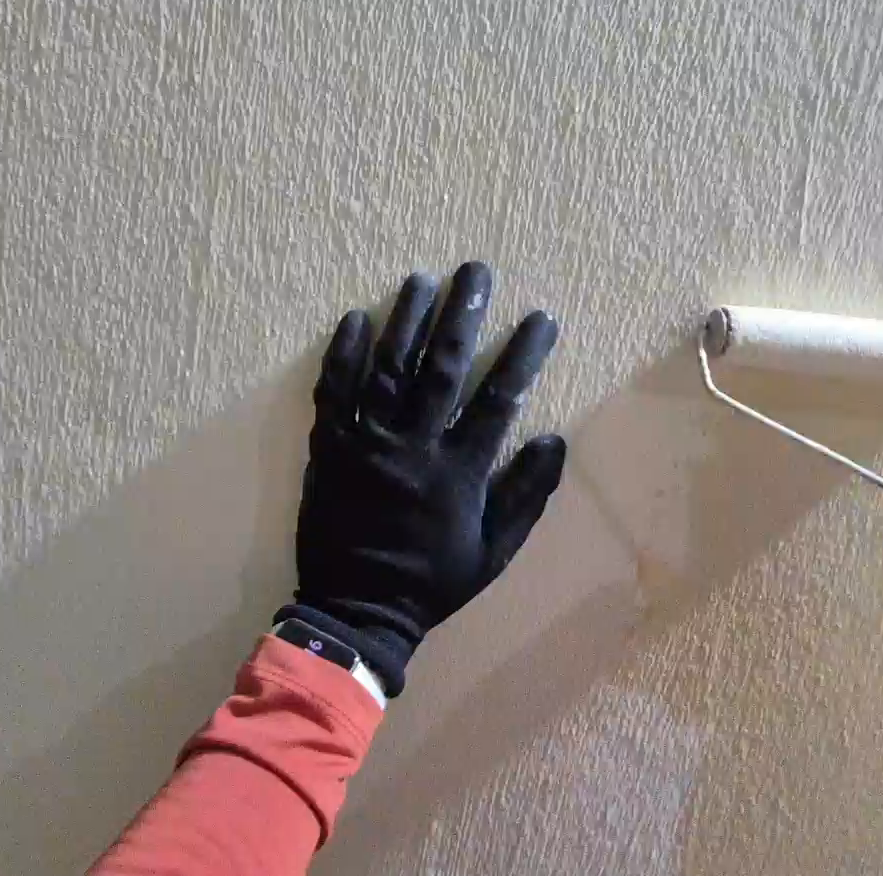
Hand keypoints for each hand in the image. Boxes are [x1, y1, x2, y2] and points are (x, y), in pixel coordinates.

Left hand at [276, 261, 564, 696]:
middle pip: (442, 368)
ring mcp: (366, 443)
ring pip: (388, 369)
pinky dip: (343, 355)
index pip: (499, 399)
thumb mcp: (494, 552)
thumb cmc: (433, 582)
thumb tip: (555, 439)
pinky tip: (355, 318)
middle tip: (474, 271)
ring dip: (406, 320)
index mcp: (459, 471)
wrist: (356, 610)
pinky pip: (333, 393)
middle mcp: (414, 446)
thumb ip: (526, 496)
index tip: (540, 318)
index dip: (522, 355)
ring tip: (421, 279)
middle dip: (462, 315)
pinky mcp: (327, 448)